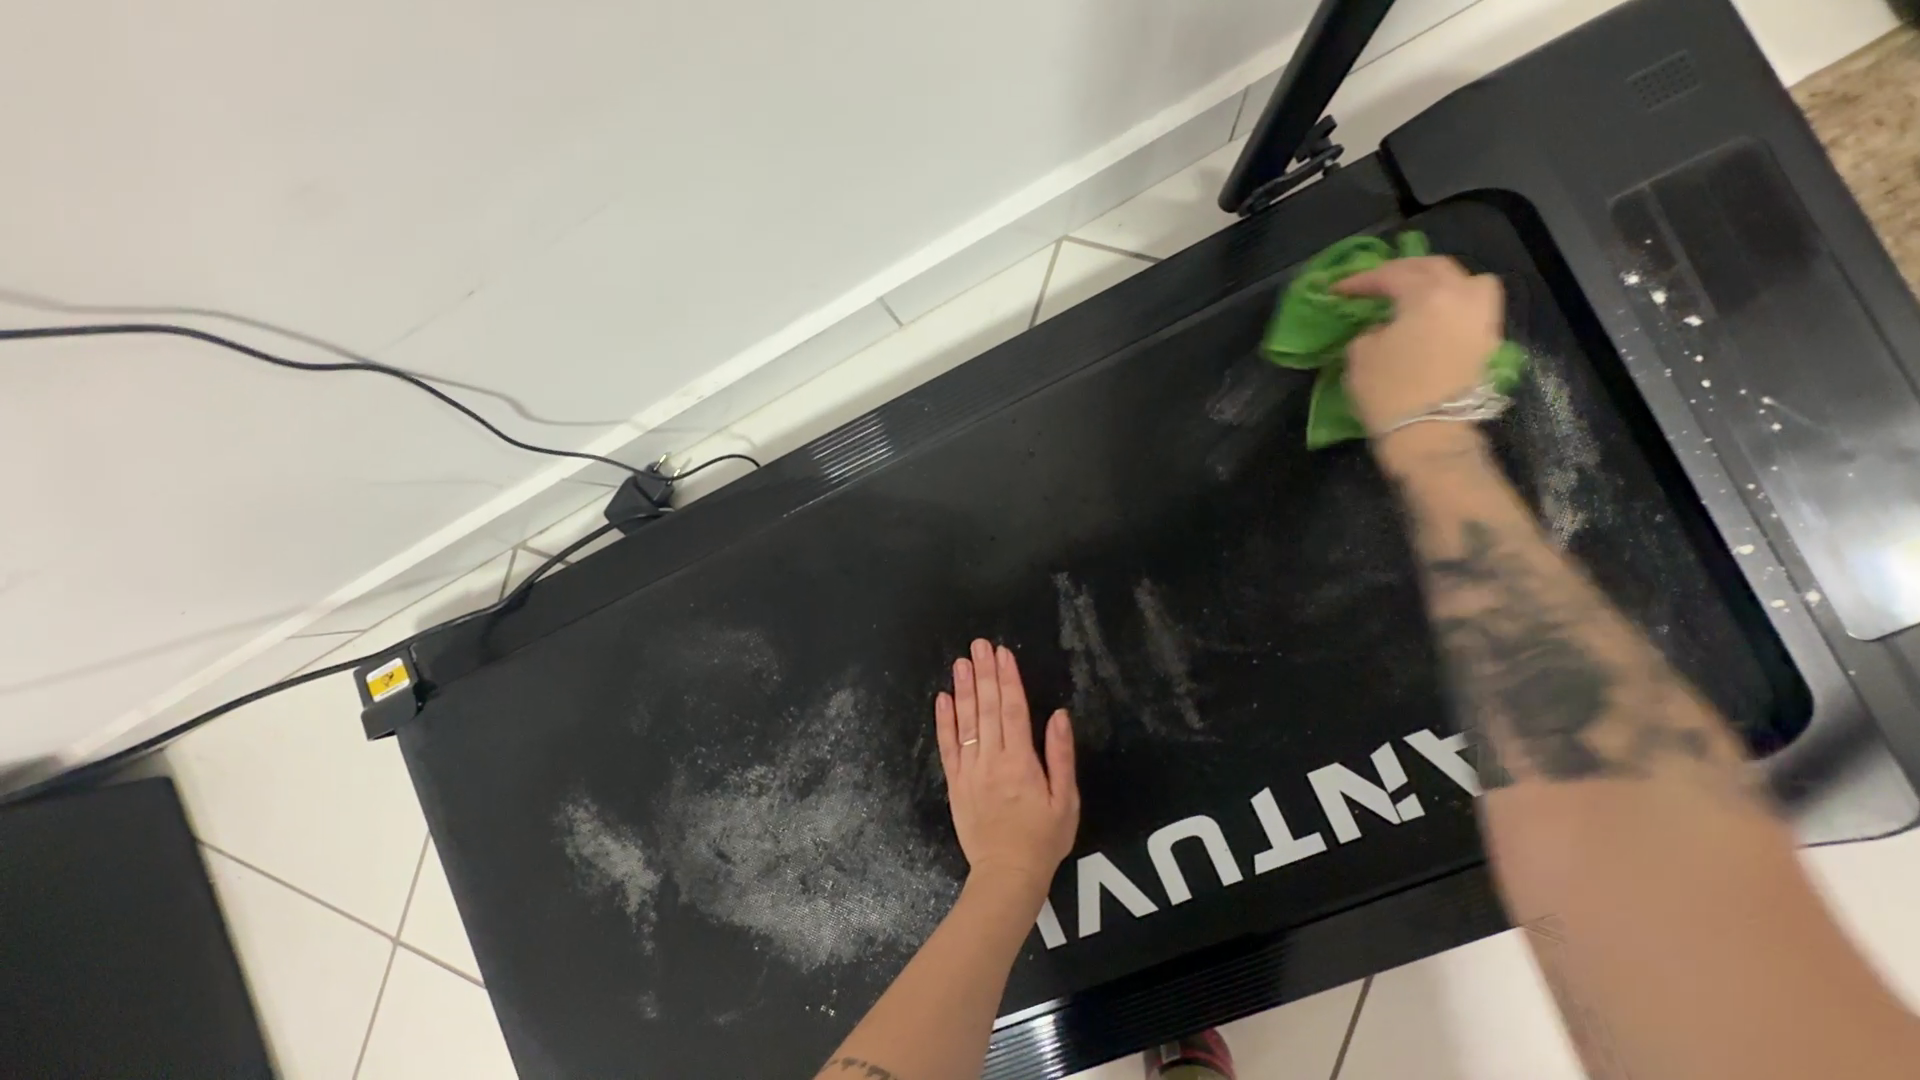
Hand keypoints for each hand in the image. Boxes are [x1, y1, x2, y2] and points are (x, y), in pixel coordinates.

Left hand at [934, 640, 1078, 897]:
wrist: (1007, 874)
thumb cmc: (1044, 838)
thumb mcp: (1066, 799)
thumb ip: (1060, 755)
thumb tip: (1058, 715)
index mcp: (1021, 761)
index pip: (1013, 710)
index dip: (1008, 679)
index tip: (1003, 653)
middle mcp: (992, 760)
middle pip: (987, 708)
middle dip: (984, 674)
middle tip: (979, 645)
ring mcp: (969, 771)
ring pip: (965, 722)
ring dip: (964, 689)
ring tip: (962, 662)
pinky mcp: (955, 784)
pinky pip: (947, 747)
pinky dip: (944, 722)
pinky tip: (943, 699)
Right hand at [1336, 256, 1506, 436]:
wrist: (1429, 433)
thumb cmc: (1388, 392)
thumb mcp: (1360, 356)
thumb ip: (1369, 330)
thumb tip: (1380, 328)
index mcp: (1426, 296)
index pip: (1391, 275)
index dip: (1361, 280)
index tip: (1339, 289)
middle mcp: (1461, 297)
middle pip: (1434, 268)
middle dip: (1402, 271)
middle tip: (1377, 282)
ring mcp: (1481, 318)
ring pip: (1466, 281)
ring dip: (1440, 280)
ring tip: (1419, 293)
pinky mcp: (1487, 341)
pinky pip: (1473, 306)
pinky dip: (1454, 303)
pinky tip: (1436, 315)